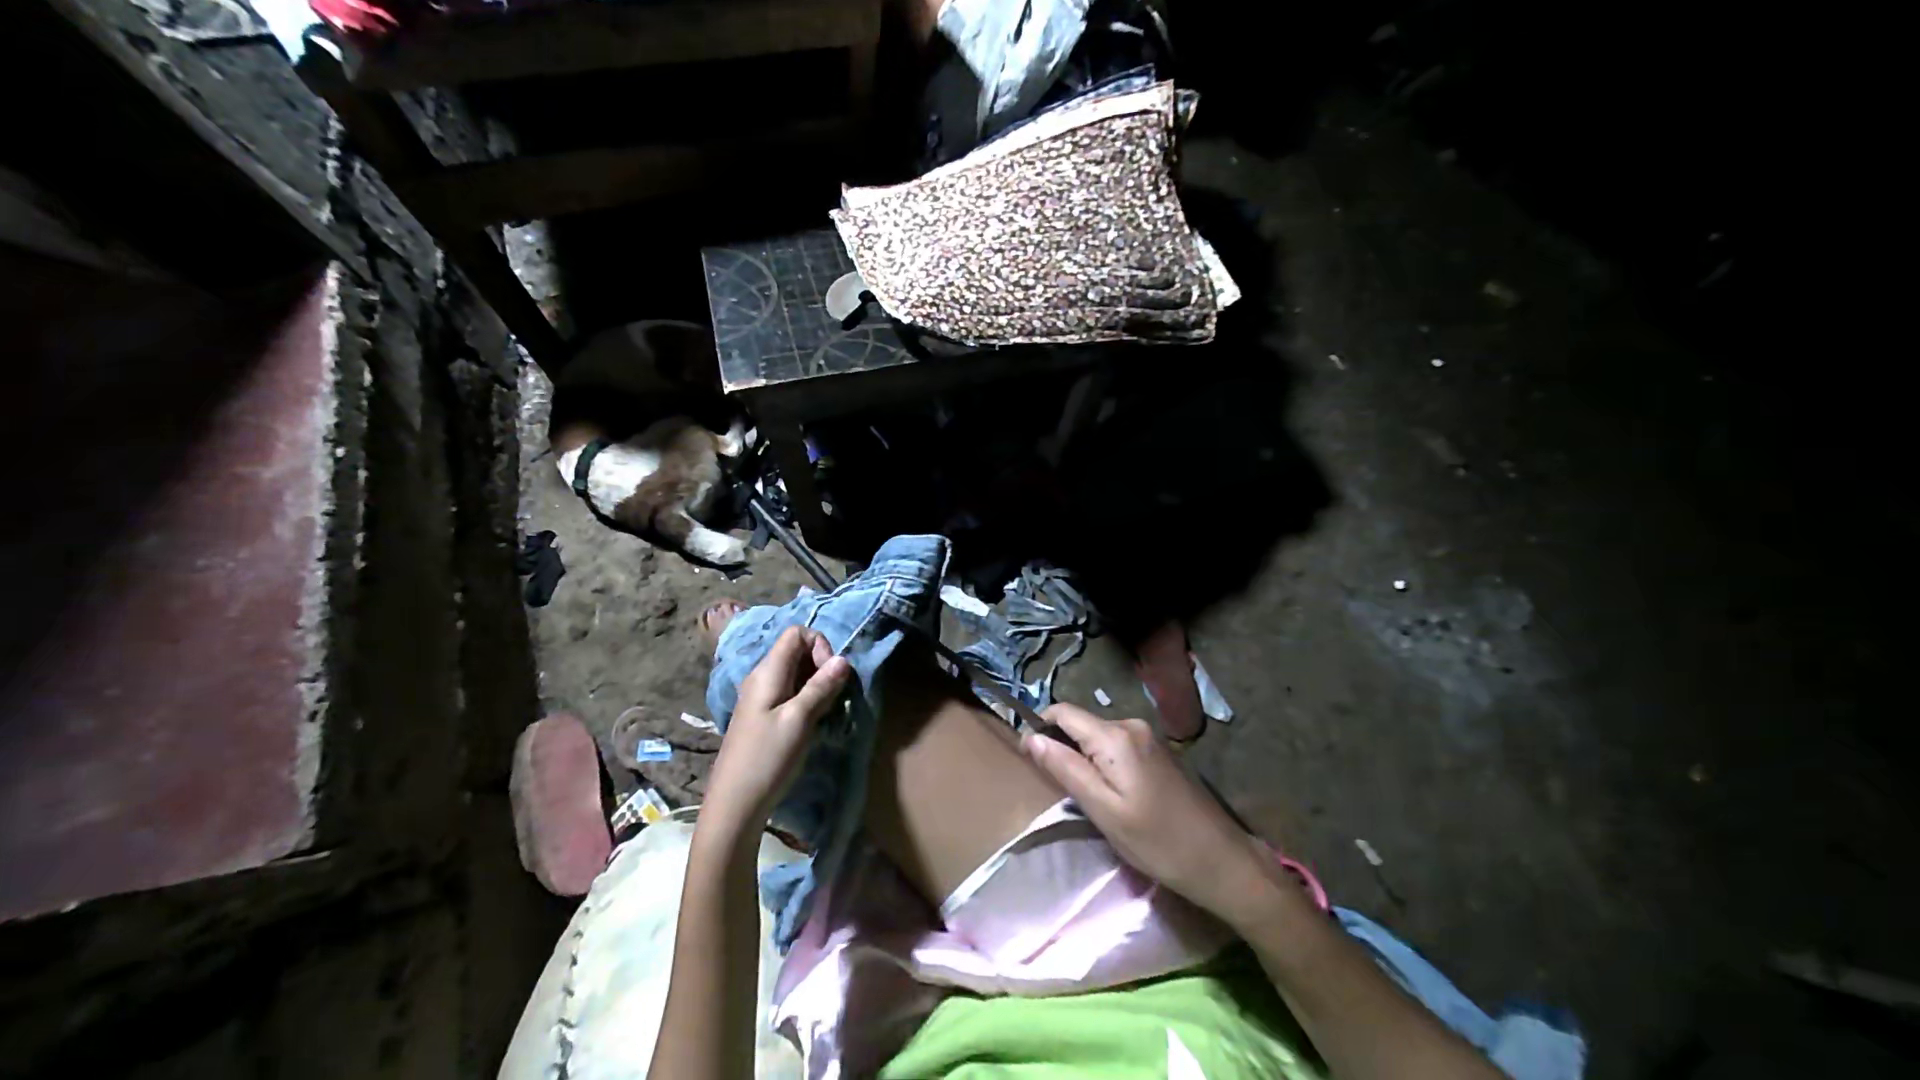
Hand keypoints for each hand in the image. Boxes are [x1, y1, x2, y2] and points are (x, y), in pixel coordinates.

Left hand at [702, 626, 851, 839]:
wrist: (735, 803)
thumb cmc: (768, 758)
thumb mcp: (799, 720)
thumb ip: (821, 687)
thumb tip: (843, 659)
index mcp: (768, 672)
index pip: (797, 633)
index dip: (820, 646)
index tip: (831, 676)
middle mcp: (762, 677)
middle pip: (797, 651)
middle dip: (822, 666)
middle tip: (833, 696)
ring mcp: (761, 697)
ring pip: (796, 673)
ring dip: (817, 685)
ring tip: (826, 711)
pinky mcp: (763, 715)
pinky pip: (790, 692)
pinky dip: (807, 699)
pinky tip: (813, 722)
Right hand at [1021, 703, 1282, 925]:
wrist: (1221, 860)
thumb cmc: (1157, 841)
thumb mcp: (1103, 810)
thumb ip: (1065, 769)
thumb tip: (1031, 738)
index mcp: (1115, 735)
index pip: (1062, 712)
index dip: (1040, 730)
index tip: (1030, 761)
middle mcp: (1132, 724)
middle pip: (1080, 724)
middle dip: (1064, 748)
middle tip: (1065, 791)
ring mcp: (1149, 736)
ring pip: (1098, 736)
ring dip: (1085, 759)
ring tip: (1089, 799)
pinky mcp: (1160, 751)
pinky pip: (1117, 746)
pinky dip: (1105, 764)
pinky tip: (1115, 796)